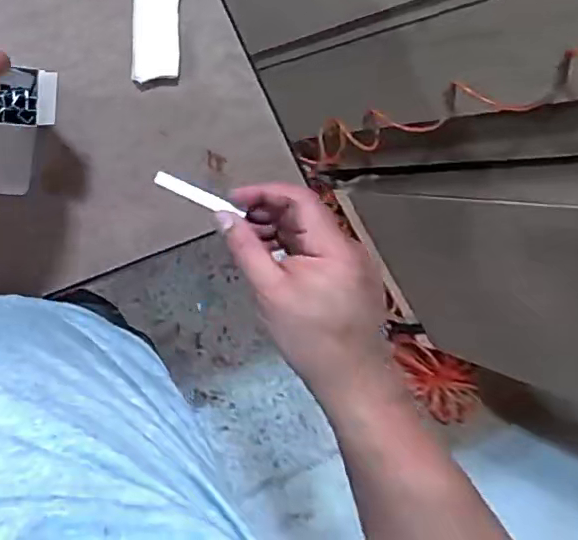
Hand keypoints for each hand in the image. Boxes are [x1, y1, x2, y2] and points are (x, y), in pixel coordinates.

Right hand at [219, 183, 392, 405]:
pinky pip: (312, 247)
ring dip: (273, 229)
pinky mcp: (347, 277)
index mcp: (334, 249)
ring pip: (305, 229)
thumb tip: (223, 214)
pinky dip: (287, 245)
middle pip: (302, 212)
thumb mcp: (267, 288)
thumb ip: (244, 245)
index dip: (262, 192)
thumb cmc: (311, 338)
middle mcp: (348, 250)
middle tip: (236, 225)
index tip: (232, 200)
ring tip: (250, 246)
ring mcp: (351, 264)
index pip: (299, 199)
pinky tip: (270, 261)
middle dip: (264, 212)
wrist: (354, 384)